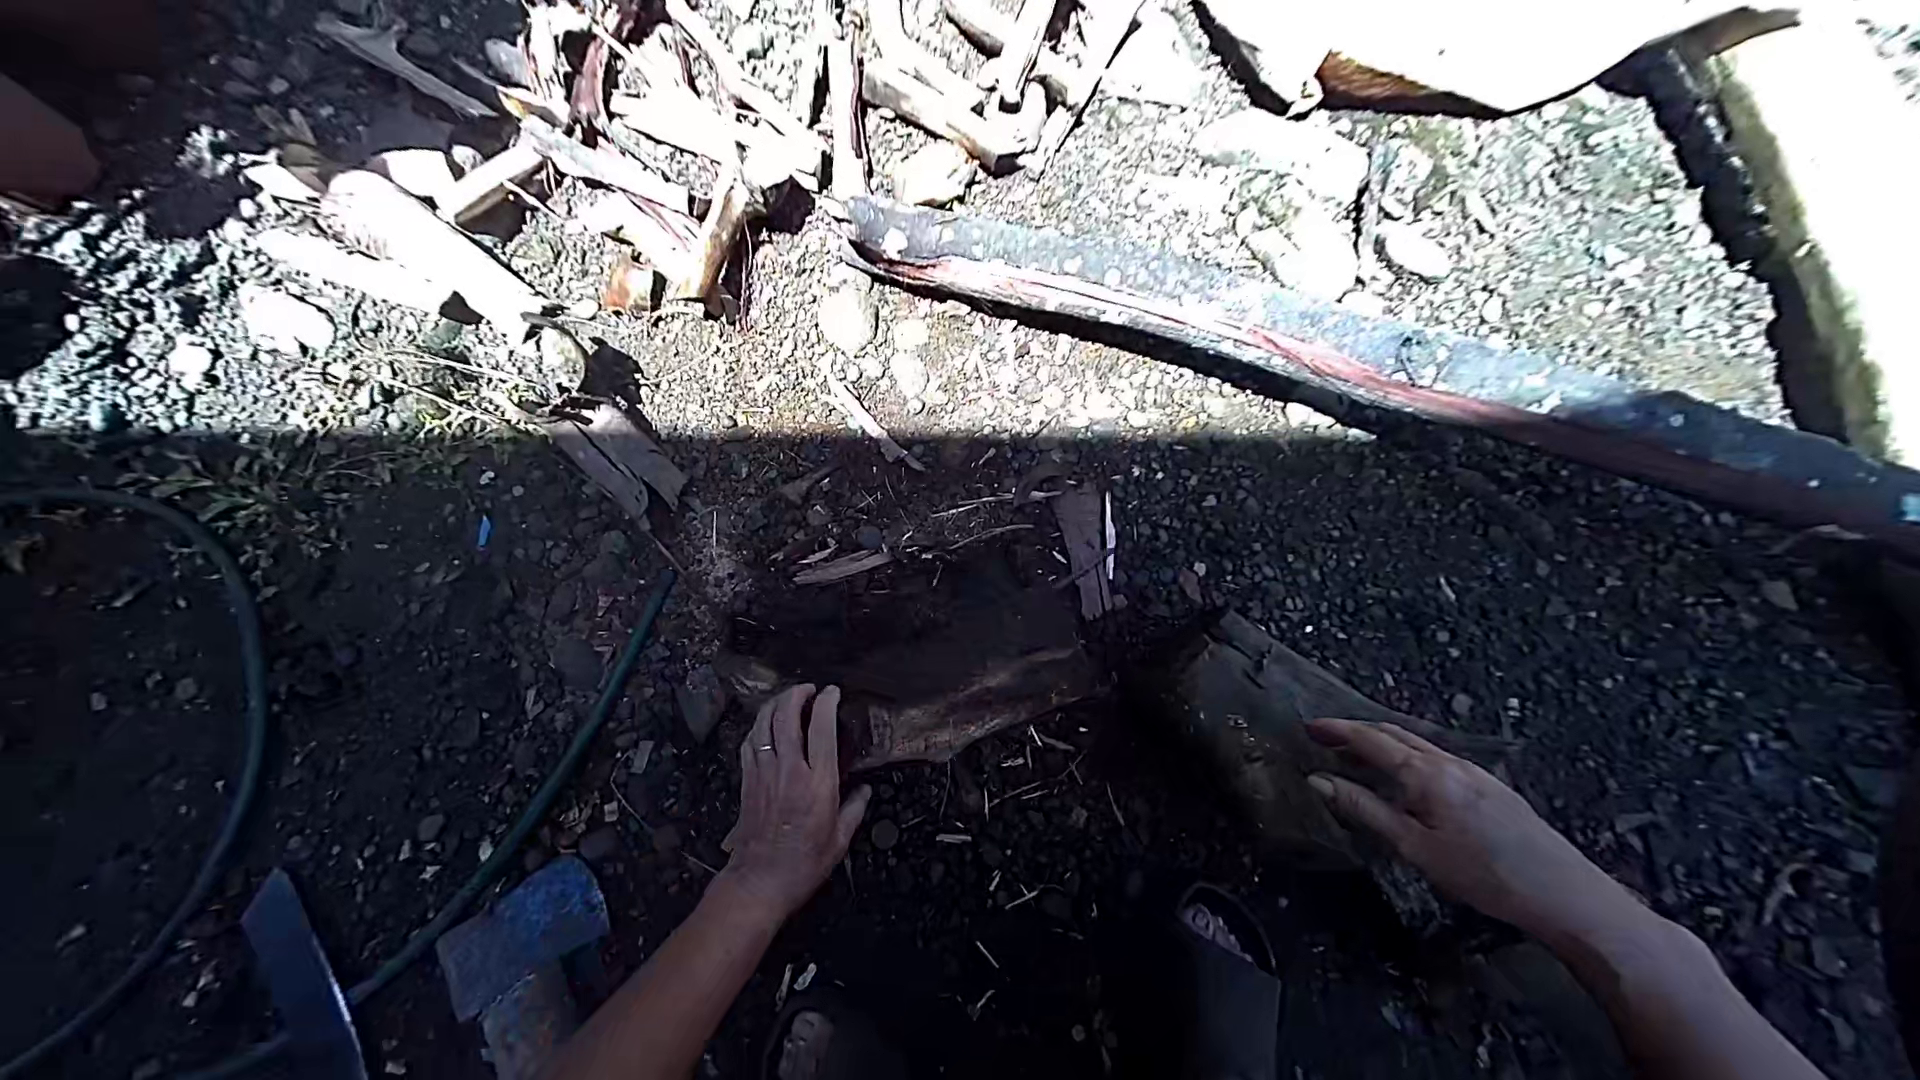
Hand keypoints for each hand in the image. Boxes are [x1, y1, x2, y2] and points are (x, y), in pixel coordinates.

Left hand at [718, 684, 870, 920]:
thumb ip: (855, 808)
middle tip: (809, 689)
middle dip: (797, 694)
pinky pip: (750, 742)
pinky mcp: (747, 781)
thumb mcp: (840, 839)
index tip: (833, 692)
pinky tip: (767, 724)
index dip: (827, 702)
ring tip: (788, 698)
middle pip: (787, 716)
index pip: (821, 727)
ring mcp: (763, 773)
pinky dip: (759, 725)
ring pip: (764, 723)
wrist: (759, 882)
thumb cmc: (803, 864)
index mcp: (817, 782)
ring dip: (776, 703)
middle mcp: (789, 771)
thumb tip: (865, 790)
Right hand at [1306, 716, 1640, 942]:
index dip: (1336, 730)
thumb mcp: (1414, 848)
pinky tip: (1404, 774)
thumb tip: (1318, 781)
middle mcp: (1449, 762)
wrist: (1571, 898)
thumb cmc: (1486, 876)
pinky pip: (1435, 754)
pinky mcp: (1490, 785)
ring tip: (1355, 754)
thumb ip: (1364, 809)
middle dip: (1355, 730)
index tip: (1309, 727)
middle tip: (1324, 737)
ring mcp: (1474, 771)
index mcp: (1426, 774)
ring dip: (1381, 740)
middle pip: (1393, 733)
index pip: (1370, 740)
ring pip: (1416, 742)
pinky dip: (1406, 752)